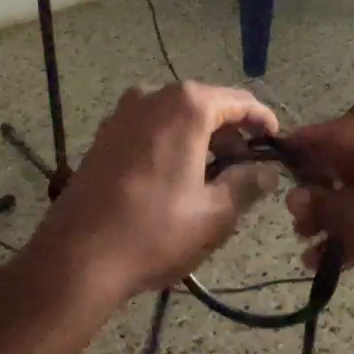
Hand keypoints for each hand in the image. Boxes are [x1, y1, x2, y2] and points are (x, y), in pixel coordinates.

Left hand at [30, 82, 280, 301]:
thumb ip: (247, 184)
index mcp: (187, 105)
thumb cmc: (154, 231)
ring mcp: (124, 113)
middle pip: (207, 106)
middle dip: (231, 135)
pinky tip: (178, 180)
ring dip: (201, 141)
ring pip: (177, 118)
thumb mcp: (214, 213)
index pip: (239, 101)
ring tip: (215, 179)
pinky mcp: (104, 135)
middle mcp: (154, 96)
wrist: (76, 258)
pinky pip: (152, 129)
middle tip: (248, 170)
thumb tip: (268, 171)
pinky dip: (172, 144)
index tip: (278, 142)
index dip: (263, 121)